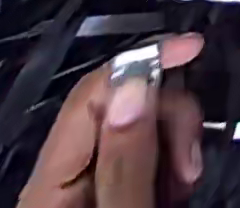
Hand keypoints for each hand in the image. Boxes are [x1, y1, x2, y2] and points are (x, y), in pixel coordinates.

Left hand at [17, 34, 206, 207]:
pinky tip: (177, 186)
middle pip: (123, 103)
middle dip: (169, 115)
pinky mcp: (106, 194)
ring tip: (185, 182)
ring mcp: (82, 187)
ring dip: (175, 140)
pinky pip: (144, 151)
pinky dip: (169, 158)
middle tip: (190, 164)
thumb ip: (127, 160)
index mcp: (46, 186)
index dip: (145, 59)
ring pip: (140, 123)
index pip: (92, 92)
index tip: (193, 47)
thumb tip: (136, 81)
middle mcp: (59, 177)